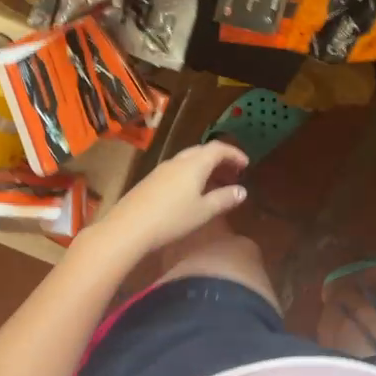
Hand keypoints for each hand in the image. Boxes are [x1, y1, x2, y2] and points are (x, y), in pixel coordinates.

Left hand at [85, 141, 249, 261]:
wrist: (129, 227)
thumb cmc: (172, 219)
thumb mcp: (203, 211)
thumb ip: (224, 199)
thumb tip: (242, 190)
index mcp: (195, 163)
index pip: (218, 149)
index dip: (234, 154)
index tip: (246, 164)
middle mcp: (178, 161)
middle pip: (202, 152)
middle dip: (219, 159)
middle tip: (232, 174)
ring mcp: (161, 169)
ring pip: (188, 160)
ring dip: (204, 167)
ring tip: (214, 184)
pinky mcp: (150, 180)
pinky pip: (176, 170)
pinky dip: (190, 174)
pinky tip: (191, 192)